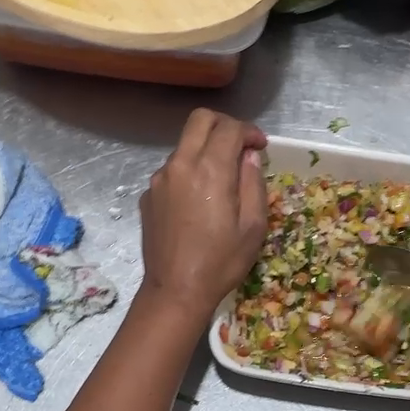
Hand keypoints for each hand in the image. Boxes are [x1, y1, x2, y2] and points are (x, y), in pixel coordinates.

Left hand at [136, 109, 268, 320]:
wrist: (176, 290)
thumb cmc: (222, 262)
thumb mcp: (253, 227)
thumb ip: (253, 184)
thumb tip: (250, 158)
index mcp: (211, 170)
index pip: (229, 128)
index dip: (249, 131)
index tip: (261, 146)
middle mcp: (181, 165)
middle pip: (200, 120)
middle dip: (224, 125)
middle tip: (240, 146)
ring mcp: (160, 179)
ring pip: (184, 145)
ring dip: (205, 150)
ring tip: (221, 179)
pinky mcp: (148, 195)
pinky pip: (172, 171)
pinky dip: (190, 173)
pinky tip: (199, 201)